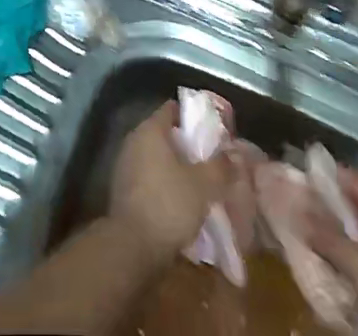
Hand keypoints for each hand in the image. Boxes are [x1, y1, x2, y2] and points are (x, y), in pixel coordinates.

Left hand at [108, 101, 226, 265]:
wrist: (131, 249)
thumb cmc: (169, 204)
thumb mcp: (204, 184)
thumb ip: (221, 165)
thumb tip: (234, 154)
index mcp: (150, 130)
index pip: (173, 108)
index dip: (194, 115)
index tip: (213, 129)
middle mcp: (133, 142)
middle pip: (165, 134)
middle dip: (187, 144)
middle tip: (211, 156)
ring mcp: (124, 167)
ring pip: (156, 158)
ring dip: (176, 166)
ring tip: (200, 180)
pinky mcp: (122, 192)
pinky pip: (149, 178)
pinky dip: (164, 183)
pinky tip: (182, 200)